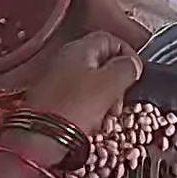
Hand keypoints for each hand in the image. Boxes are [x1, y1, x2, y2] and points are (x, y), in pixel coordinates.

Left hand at [23, 31, 141, 139]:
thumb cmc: (73, 108)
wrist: (40, 138)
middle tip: (121, 100)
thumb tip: (133, 63)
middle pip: (102, 62)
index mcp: (78, 49)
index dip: (127, 54)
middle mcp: (65, 60)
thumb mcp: (109, 84)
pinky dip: (91, 109)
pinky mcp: (54, 101)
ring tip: (108, 115)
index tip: (137, 73)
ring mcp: (57, 80)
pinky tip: (93, 122)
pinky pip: (80, 99)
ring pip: (93, 83)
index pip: (110, 39)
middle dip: (117, 81)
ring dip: (106, 98)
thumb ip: (125, 68)